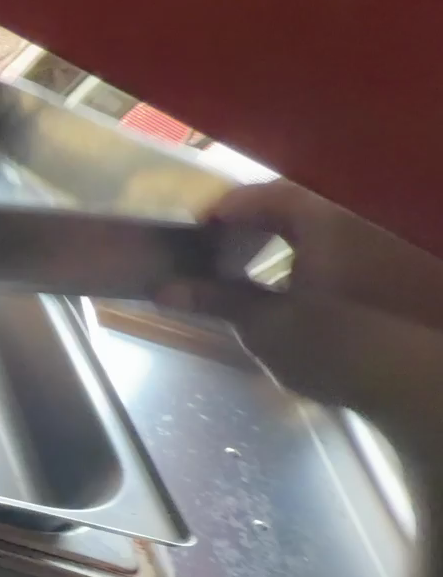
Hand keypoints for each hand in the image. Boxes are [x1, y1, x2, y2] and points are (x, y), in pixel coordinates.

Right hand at [157, 181, 442, 453]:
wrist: (413, 380)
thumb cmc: (334, 348)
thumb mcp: (262, 326)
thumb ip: (216, 300)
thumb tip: (163, 290)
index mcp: (328, 223)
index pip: (267, 196)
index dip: (223, 210)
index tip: (190, 230)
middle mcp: (362, 221)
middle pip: (296, 204)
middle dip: (251, 219)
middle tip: (211, 243)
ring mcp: (385, 242)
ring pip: (322, 222)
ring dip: (281, 233)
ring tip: (245, 257)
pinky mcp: (396, 265)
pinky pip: (345, 240)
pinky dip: (312, 248)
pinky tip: (291, 273)